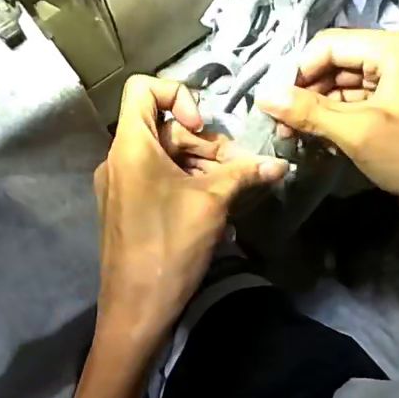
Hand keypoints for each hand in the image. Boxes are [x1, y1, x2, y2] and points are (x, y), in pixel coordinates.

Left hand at [94, 75, 288, 344]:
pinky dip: (185, 182)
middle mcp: (118, 159)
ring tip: (232, 188)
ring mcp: (119, 185)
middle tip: (237, 167)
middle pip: (163, 126)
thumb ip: (244, 174)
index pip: (143, 89)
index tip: (203, 126)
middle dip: (204, 141)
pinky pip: (156, 179)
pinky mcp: (126, 208)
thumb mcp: (213, 203)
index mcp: (130, 146)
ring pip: (164, 155)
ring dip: (200, 164)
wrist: (136, 308)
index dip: (179, 95)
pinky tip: (214, 205)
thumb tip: (280, 165)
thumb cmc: (170, 246)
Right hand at [254, 29, 398, 234]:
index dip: (298, 73)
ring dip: (318, 111)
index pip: (330, 44)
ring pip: (344, 87)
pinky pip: (359, 104)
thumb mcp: (358, 133)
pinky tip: (318, 142)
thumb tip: (263, 96)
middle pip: (336, 64)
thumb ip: (309, 111)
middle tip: (281, 128)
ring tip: (294, 137)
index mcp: (398, 47)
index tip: (276, 107)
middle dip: (306, 94)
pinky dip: (337, 121)